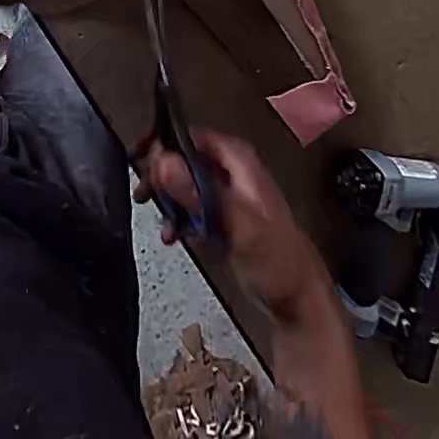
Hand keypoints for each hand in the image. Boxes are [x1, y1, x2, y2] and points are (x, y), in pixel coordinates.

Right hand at [136, 129, 332, 324]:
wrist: (297, 302)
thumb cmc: (277, 260)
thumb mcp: (236, 224)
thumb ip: (200, 194)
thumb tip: (163, 162)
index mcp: (239, 161)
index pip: (193, 136)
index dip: (165, 143)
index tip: (140, 158)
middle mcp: (231, 171)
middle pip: (186, 158)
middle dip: (161, 174)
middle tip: (142, 193)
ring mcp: (226, 195)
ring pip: (186, 184)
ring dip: (167, 199)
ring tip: (159, 220)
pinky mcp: (221, 218)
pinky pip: (191, 208)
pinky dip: (179, 218)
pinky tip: (172, 236)